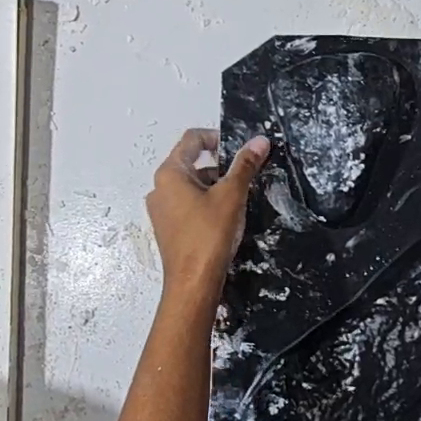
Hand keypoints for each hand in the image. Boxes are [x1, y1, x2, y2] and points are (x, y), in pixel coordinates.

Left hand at [146, 129, 269, 295]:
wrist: (193, 283)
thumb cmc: (210, 234)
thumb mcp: (232, 195)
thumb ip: (245, 165)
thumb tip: (260, 140)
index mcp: (170, 173)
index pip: (192, 139)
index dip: (217, 137)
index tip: (240, 150)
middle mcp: (159, 188)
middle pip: (192, 162)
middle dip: (220, 165)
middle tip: (245, 176)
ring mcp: (161, 210)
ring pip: (191, 186)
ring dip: (214, 186)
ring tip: (239, 199)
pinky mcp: (167, 228)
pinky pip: (188, 205)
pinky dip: (206, 203)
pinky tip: (225, 218)